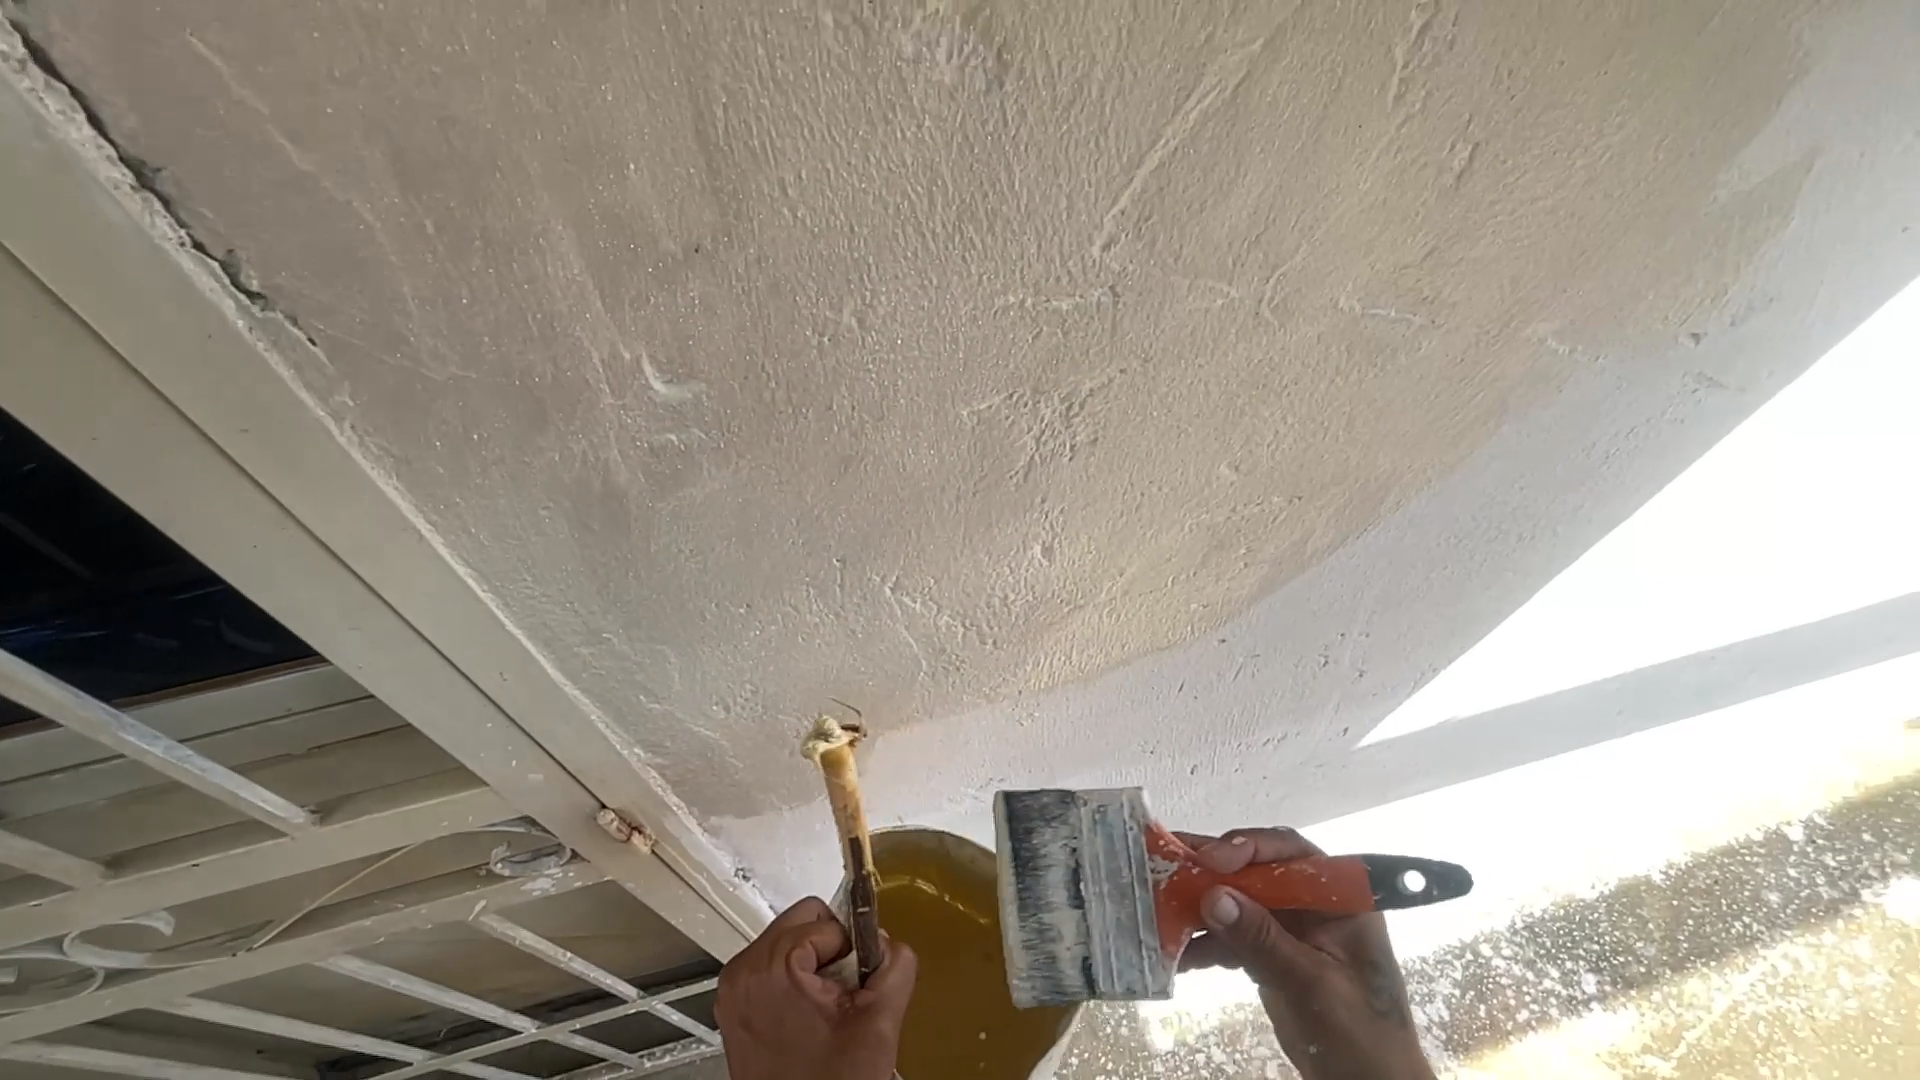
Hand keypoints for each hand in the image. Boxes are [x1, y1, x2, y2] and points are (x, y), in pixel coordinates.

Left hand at [715, 896, 917, 1079]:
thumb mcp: (879, 1021)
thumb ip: (895, 962)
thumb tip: (884, 939)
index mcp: (772, 965)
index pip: (830, 922)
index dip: (853, 952)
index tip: (856, 986)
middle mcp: (744, 970)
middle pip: (804, 919)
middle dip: (832, 949)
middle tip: (842, 996)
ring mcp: (734, 988)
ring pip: (790, 939)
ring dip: (815, 963)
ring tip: (825, 1012)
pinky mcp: (734, 1005)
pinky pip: (773, 965)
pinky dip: (796, 979)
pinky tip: (808, 1018)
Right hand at [1178, 828, 1434, 1079]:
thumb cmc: (1360, 1036)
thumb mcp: (1312, 985)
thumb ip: (1263, 939)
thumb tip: (1213, 896)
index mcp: (1339, 899)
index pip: (1291, 853)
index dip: (1249, 848)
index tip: (1211, 861)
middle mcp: (1311, 904)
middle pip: (1256, 871)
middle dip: (1212, 871)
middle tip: (1166, 864)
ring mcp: (1288, 929)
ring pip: (1237, 900)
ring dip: (1200, 906)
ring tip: (1159, 905)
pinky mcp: (1269, 955)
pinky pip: (1231, 936)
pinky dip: (1204, 943)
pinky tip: (1176, 952)